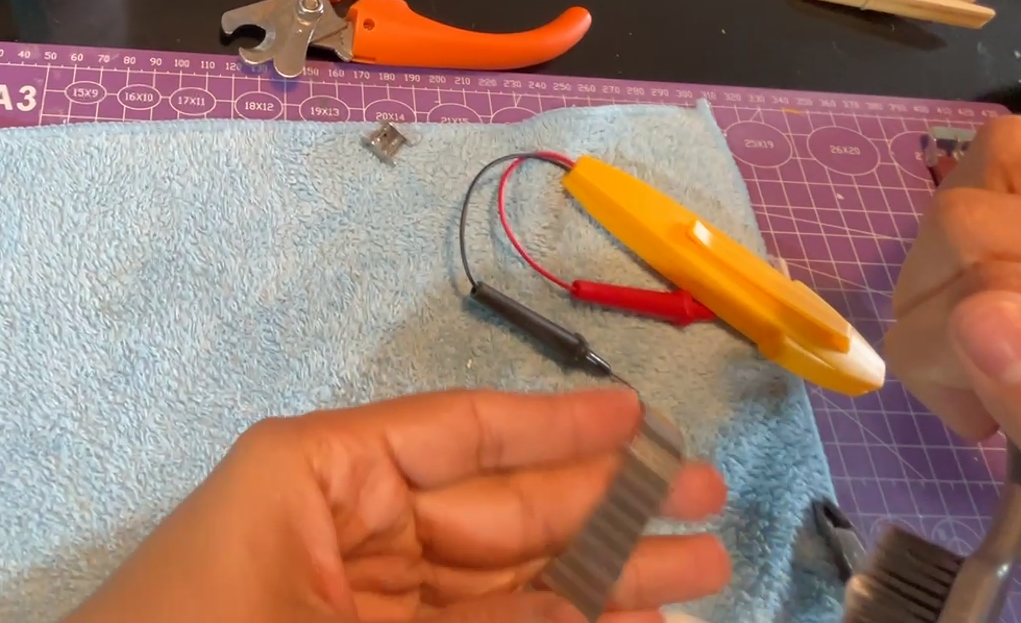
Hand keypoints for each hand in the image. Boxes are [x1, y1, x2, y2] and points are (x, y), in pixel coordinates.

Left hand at [65, 389, 727, 622]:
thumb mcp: (335, 606)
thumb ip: (475, 605)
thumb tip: (570, 611)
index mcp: (320, 471)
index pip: (454, 434)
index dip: (549, 424)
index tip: (633, 415)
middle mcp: (345, 521)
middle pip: (491, 505)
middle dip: (596, 503)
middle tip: (700, 495)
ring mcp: (359, 592)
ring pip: (497, 579)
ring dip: (594, 580)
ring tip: (699, 570)